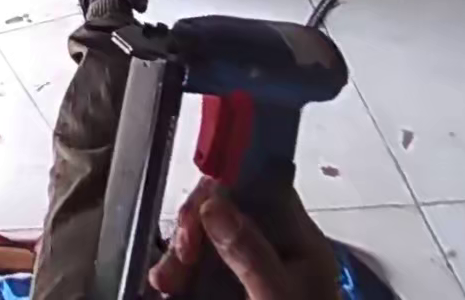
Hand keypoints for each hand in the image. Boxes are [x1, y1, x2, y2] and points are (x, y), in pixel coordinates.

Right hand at [148, 178, 339, 298]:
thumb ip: (250, 256)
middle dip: (193, 224)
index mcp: (299, 240)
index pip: (257, 181)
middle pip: (225, 205)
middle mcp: (278, 243)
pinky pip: (203, 259)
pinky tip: (168, 283)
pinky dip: (182, 268)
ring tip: (166, 281)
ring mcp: (257, 263)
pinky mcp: (237, 282)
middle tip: (180, 255)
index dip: (222, 186)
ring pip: (207, 232)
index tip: (198, 212)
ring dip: (181, 250)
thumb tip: (214, 205)